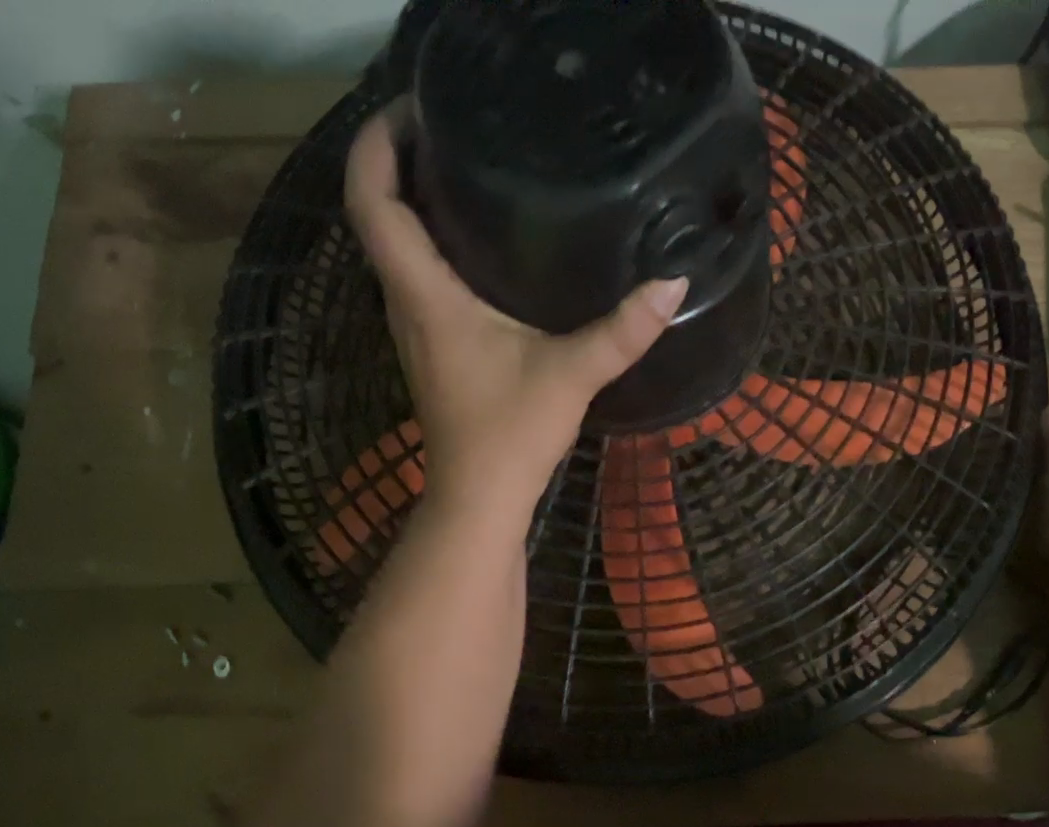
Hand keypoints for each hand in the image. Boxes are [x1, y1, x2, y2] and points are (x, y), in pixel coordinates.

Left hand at [344, 112, 688, 510]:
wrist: (480, 497)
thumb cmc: (510, 432)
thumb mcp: (571, 374)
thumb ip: (622, 330)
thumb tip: (675, 283)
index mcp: (424, 294)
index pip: (372, 202)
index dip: (375, 145)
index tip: (411, 107)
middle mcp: (406, 301)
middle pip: (378, 215)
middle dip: (398, 161)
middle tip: (451, 125)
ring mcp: (415, 326)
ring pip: (396, 247)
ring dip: (415, 203)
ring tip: (468, 168)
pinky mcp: (433, 345)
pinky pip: (419, 274)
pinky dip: (435, 242)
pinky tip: (483, 240)